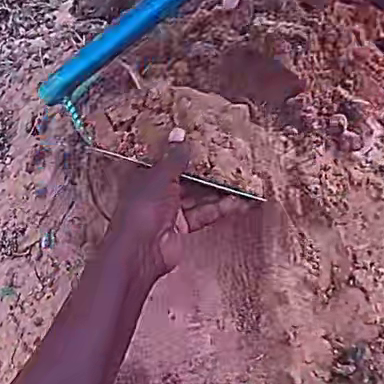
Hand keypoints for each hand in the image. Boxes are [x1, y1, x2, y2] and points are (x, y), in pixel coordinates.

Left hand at [104, 131, 253, 282]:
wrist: (141, 250)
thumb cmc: (143, 209)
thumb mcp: (160, 177)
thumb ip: (174, 158)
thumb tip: (179, 133)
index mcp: (145, 176)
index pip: (165, 160)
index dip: (181, 150)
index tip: (202, 139)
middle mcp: (157, 192)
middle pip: (185, 178)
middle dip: (206, 170)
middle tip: (229, 158)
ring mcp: (170, 210)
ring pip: (197, 196)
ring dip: (218, 189)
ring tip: (241, 178)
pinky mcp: (182, 227)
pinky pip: (203, 214)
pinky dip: (220, 208)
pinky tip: (239, 202)